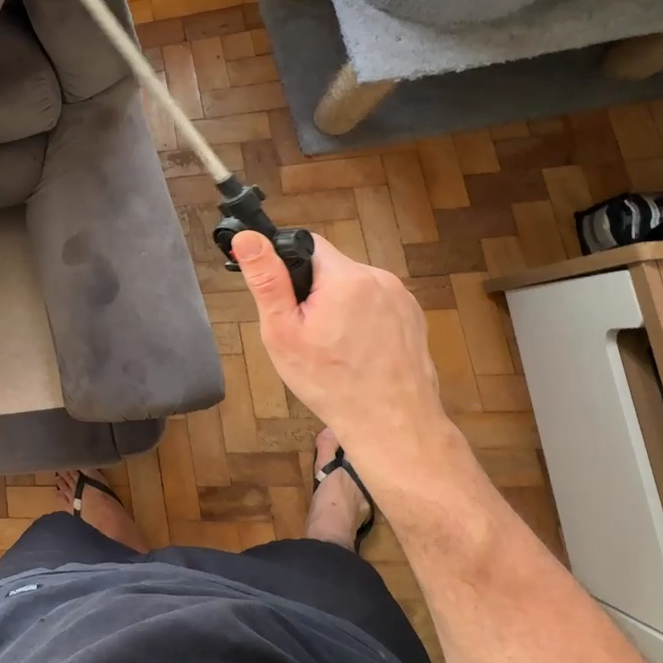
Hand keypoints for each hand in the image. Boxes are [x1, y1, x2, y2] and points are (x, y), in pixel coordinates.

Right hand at [231, 230, 445, 458]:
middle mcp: (380, 278)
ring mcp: (402, 298)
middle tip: (303, 331)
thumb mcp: (282, 331)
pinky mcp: (414, 317)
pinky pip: (375, 303)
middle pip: (330, 268)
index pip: (307, 244)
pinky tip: (355, 350)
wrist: (393, 425)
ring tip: (330, 345)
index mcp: (345, 277)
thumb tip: (247, 237)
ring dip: (337, 304)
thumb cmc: (330, 381)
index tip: (283, 299)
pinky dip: (361, 318)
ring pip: (353, 286)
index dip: (286, 266)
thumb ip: (266, 280)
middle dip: (311, 291)